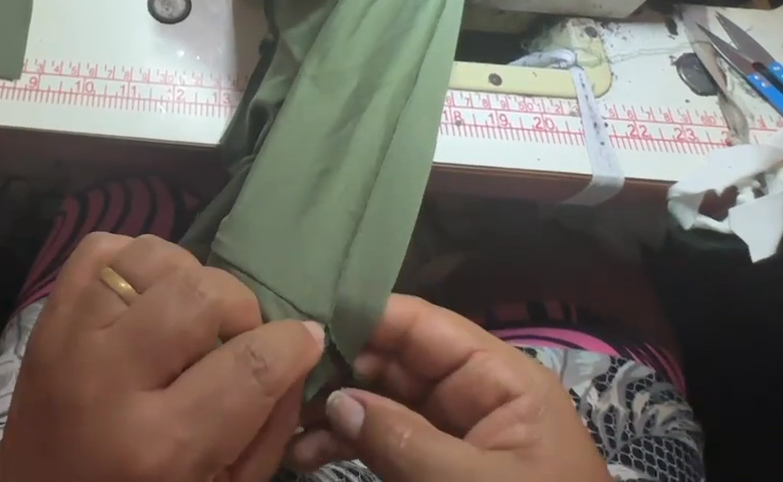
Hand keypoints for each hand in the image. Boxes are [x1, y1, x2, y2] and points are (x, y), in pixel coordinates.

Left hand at [0, 232, 324, 481]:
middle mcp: (108, 380)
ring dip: (188, 276)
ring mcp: (70, 333)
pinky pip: (105, 245)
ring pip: (154, 255)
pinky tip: (146, 295)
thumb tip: (297, 351)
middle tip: (235, 335)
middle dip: (239, 307)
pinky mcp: (49, 308)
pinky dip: (136, 258)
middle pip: (201, 294)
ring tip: (187, 312)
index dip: (292, 345)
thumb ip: (267, 429)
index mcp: (156, 448)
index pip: (249, 367)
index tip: (304, 338)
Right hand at [287, 295, 607, 481]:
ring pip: (380, 400)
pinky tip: (304, 452)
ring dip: (332, 411)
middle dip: (337, 368)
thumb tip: (336, 400)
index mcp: (500, 379)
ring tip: (285, 425)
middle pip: (393, 359)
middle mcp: (472, 394)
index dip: (362, 316)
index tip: (303, 319)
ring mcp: (452, 433)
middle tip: (282, 379)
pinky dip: (344, 443)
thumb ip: (403, 441)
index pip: (421, 324)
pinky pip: (383, 440)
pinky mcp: (436, 469)